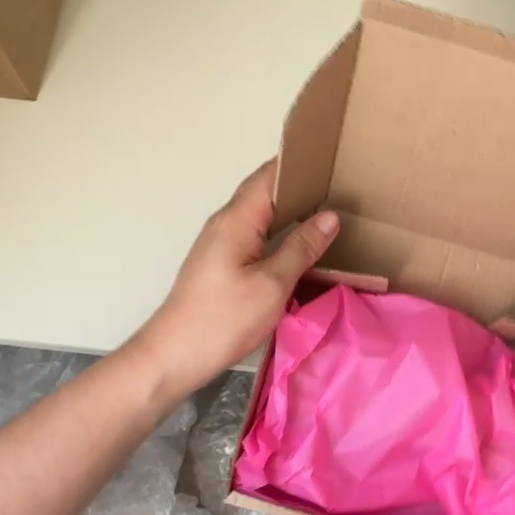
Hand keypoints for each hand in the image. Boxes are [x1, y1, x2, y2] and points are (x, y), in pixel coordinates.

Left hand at [129, 160, 338, 394]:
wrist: (174, 355)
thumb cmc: (223, 320)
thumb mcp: (272, 285)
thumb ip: (301, 248)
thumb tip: (329, 217)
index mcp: (236, 220)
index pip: (269, 176)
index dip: (299, 164)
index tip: (332, 159)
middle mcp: (225, 224)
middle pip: (264, 192)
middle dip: (299, 185)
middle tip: (340, 185)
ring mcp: (220, 244)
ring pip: (260, 215)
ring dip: (290, 210)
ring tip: (328, 211)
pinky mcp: (221, 264)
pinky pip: (255, 235)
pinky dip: (279, 232)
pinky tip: (300, 245)